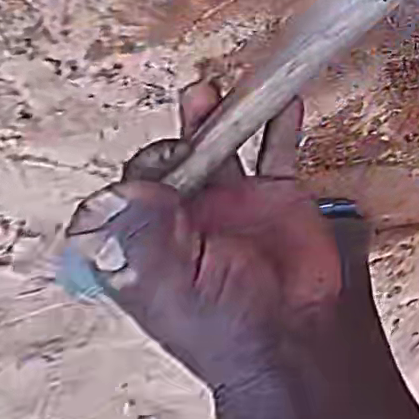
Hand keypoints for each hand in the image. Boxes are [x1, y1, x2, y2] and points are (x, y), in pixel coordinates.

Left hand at [64, 82, 345, 390]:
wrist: (295, 328)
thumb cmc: (227, 323)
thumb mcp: (173, 286)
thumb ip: (147, 238)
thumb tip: (122, 188)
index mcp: (149, 241)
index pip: (132, 189)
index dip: (146, 168)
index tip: (168, 163)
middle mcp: (188, 216)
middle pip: (177, 159)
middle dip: (181, 133)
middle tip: (195, 107)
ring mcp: (235, 200)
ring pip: (223, 147)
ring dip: (218, 118)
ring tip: (209, 91)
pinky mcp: (277, 192)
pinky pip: (276, 149)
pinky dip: (279, 123)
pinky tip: (281, 102)